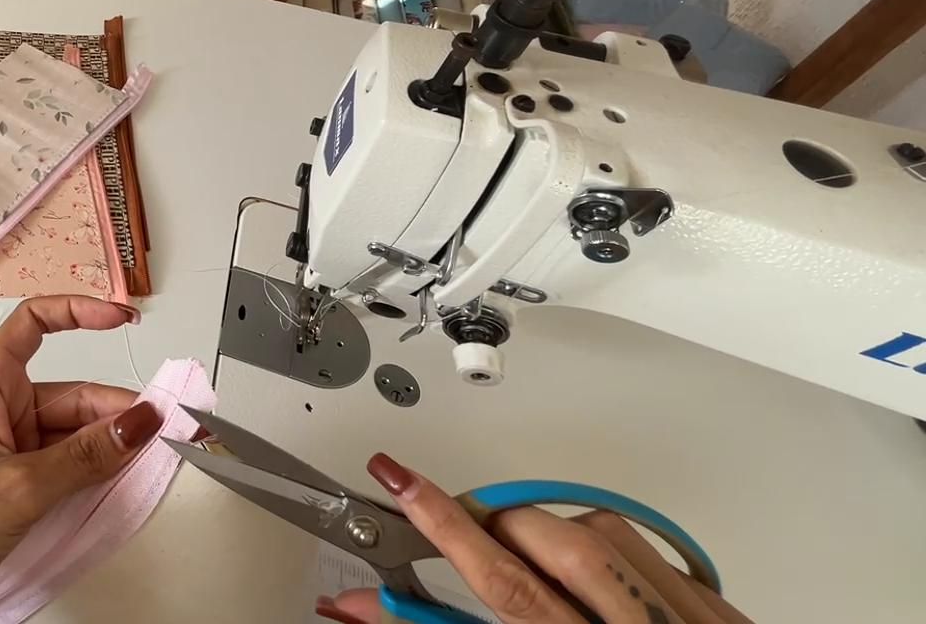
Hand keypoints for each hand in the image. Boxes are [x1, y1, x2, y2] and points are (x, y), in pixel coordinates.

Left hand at [0, 296, 159, 623]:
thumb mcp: (17, 488)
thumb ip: (83, 457)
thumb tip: (138, 423)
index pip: (34, 323)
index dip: (78, 310)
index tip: (121, 317)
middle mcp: (2, 407)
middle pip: (73, 391)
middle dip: (116, 407)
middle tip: (163, 429)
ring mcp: (14, 448)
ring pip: (77, 431)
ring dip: (113, 444)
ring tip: (151, 460)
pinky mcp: (21, 484)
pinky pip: (71, 465)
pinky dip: (100, 472)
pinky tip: (125, 483)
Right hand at [318, 455, 753, 623]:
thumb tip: (355, 605)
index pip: (506, 585)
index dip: (443, 524)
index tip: (397, 477)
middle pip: (558, 545)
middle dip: (499, 524)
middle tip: (475, 532)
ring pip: (604, 531)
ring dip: (553, 532)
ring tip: (537, 562)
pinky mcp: (730, 622)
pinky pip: (652, 552)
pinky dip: (608, 550)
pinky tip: (597, 584)